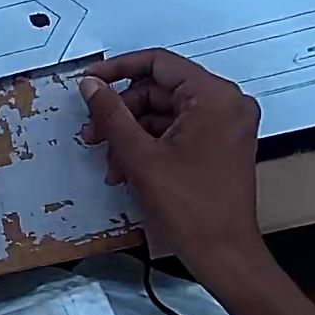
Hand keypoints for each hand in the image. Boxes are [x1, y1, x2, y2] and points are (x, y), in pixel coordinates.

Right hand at [77, 48, 266, 273]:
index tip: (88, 83)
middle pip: (158, 90)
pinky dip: (146, 145)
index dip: (118, 69)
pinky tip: (125, 169)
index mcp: (214, 97)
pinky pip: (174, 130)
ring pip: (161, 112)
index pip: (159, 63)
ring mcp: (224, 124)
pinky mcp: (218, 143)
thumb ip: (111, 113)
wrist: (222, 252)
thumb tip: (90, 84)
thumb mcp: (139, 154)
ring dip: (129, 134)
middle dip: (120, 113)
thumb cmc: (187, 204)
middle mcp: (225, 103)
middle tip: (92, 134)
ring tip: (109, 161)